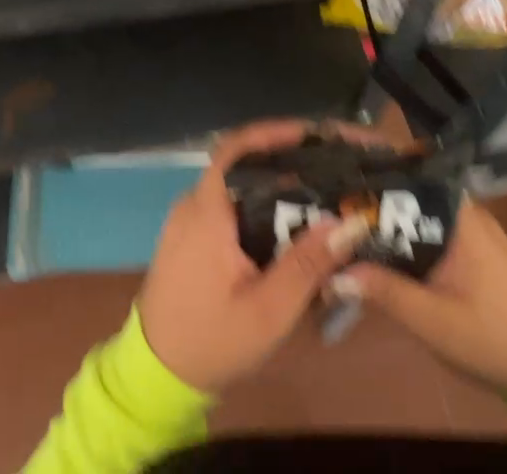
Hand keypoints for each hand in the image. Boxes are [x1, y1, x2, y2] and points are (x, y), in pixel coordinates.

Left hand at [137, 120, 373, 393]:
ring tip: (324, 192)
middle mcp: (193, 206)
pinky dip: (261, 208)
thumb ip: (306, 264)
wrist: (158, 375)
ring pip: (238, 188)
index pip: (235, 149)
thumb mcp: (268, 310)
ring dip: (277, 187)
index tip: (314, 133)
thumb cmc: (211, 341)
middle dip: (288, 161)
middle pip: (243, 165)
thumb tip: (348, 222)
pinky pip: (230, 209)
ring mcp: (188, 223)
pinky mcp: (190, 240)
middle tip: (335, 167)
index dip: (273, 132)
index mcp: (206, 213)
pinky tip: (293, 227)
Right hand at [339, 196, 506, 395]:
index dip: (365, 182)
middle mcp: (463, 214)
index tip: (324, 188)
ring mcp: (465, 232)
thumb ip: (385, 292)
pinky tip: (366, 253)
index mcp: (461, 220)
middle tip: (318, 214)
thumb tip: (333, 274)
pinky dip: (395, 242)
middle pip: (404, 197)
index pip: (406, 181)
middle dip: (363, 206)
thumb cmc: (494, 341)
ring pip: (409, 216)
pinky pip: (421, 234)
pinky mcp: (464, 250)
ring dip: (377, 227)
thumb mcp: (433, 322)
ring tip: (331, 230)